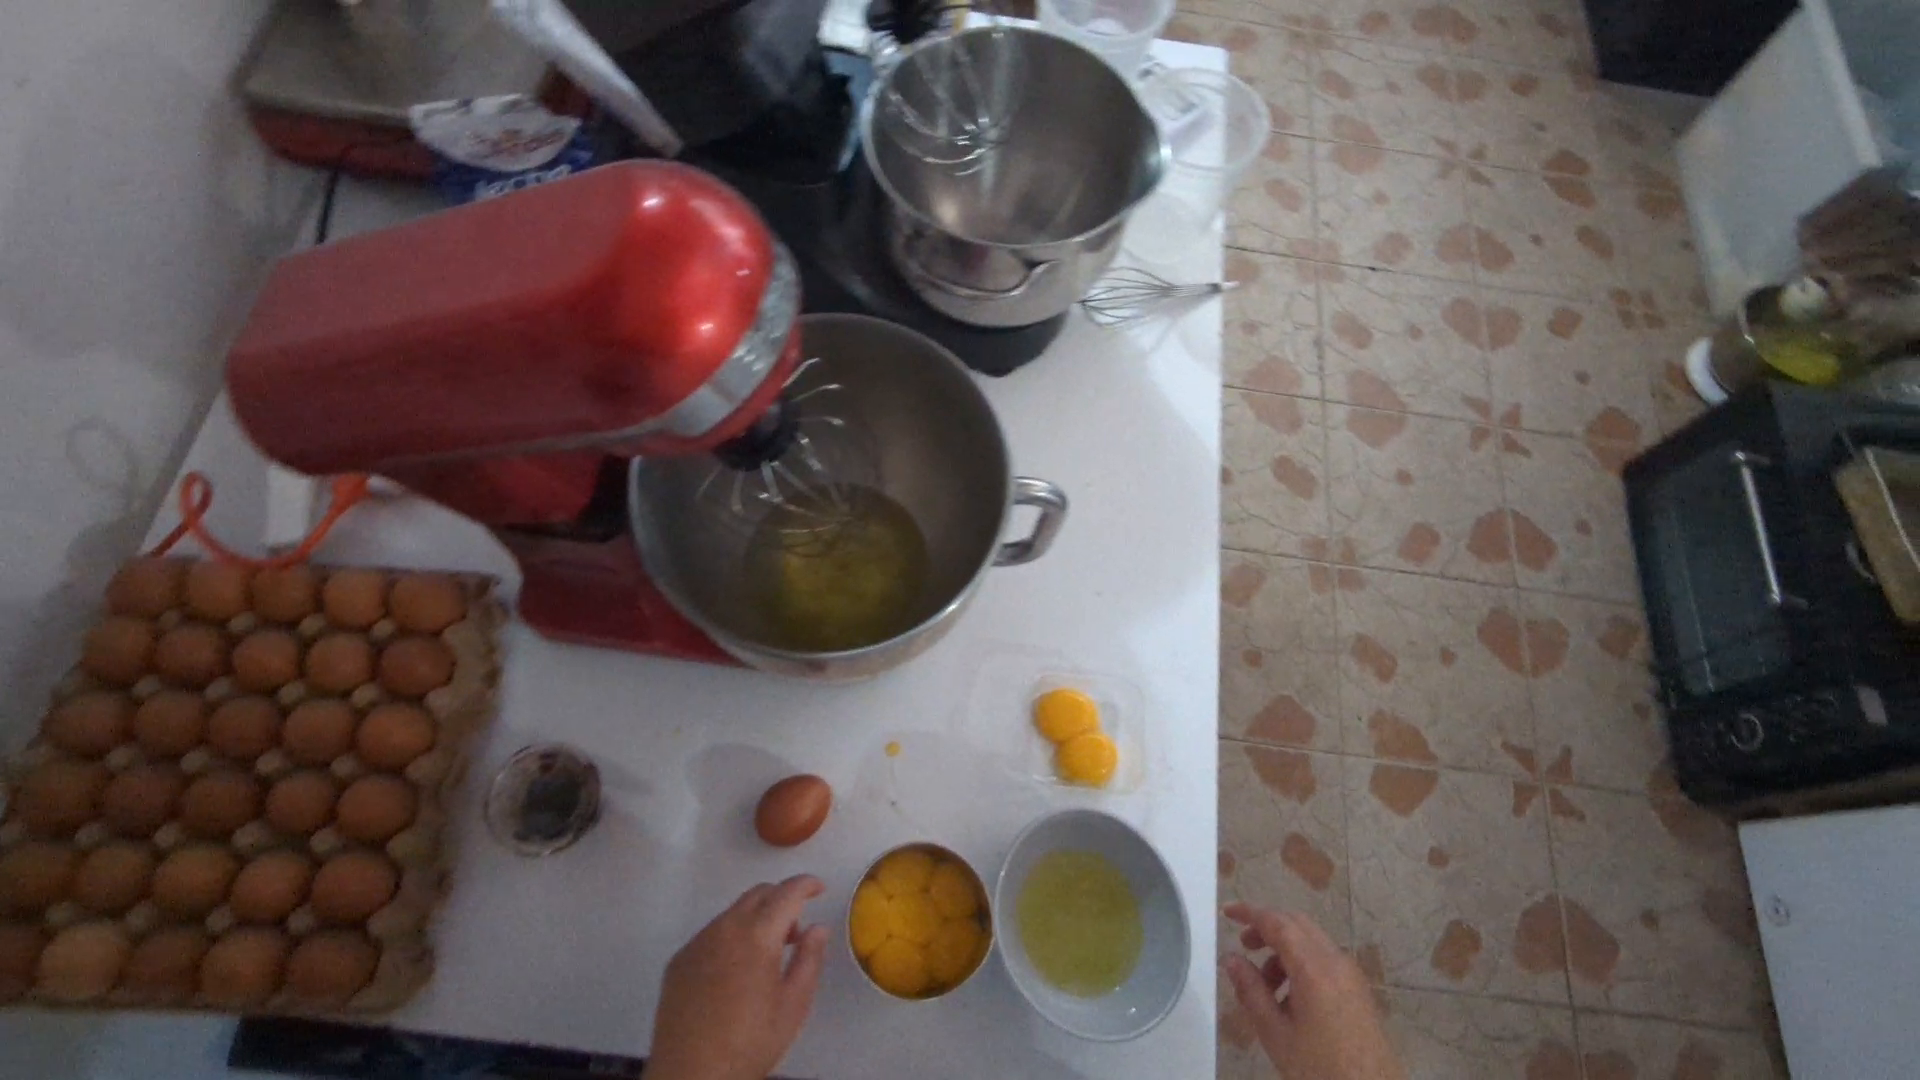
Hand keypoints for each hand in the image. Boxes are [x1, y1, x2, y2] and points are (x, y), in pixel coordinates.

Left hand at [648, 875, 830, 1079]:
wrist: (690, 1078)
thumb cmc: (750, 1043)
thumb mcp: (794, 1005)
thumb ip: (810, 959)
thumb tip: (818, 927)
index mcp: (758, 935)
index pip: (787, 893)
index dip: (807, 884)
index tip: (819, 889)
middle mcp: (725, 928)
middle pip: (759, 893)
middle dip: (782, 900)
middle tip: (794, 932)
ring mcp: (698, 942)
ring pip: (733, 912)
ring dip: (756, 918)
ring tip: (764, 957)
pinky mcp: (679, 960)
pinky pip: (711, 933)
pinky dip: (731, 936)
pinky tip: (733, 972)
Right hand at [1222, 904, 1405, 1079]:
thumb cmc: (1320, 1069)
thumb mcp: (1276, 1033)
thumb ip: (1251, 990)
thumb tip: (1231, 959)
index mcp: (1314, 968)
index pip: (1277, 923)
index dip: (1250, 913)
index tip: (1227, 913)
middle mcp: (1336, 962)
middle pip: (1296, 924)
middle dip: (1267, 928)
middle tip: (1244, 948)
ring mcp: (1351, 975)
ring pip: (1311, 941)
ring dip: (1284, 949)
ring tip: (1266, 986)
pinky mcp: (1359, 990)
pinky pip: (1325, 959)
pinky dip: (1301, 962)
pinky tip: (1291, 999)